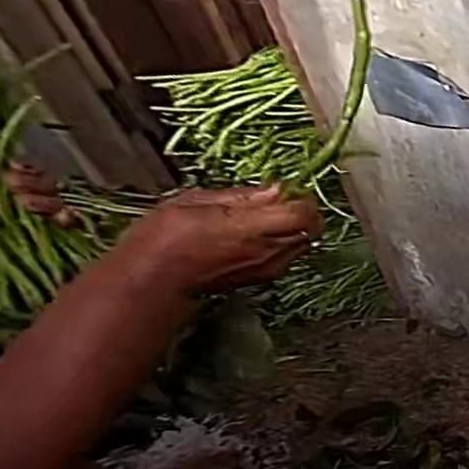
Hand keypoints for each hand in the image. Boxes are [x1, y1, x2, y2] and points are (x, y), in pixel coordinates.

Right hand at [110, 185, 321, 297]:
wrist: (155, 280)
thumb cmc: (164, 236)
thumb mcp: (194, 202)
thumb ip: (242, 197)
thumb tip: (276, 189)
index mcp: (248, 228)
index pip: (301, 213)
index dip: (300, 197)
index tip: (288, 188)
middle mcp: (268, 249)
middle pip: (313, 228)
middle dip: (306, 211)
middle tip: (285, 201)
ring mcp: (272, 265)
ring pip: (306, 241)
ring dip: (298, 226)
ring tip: (270, 216)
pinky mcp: (270, 275)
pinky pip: (293, 253)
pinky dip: (288, 239)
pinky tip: (263, 233)